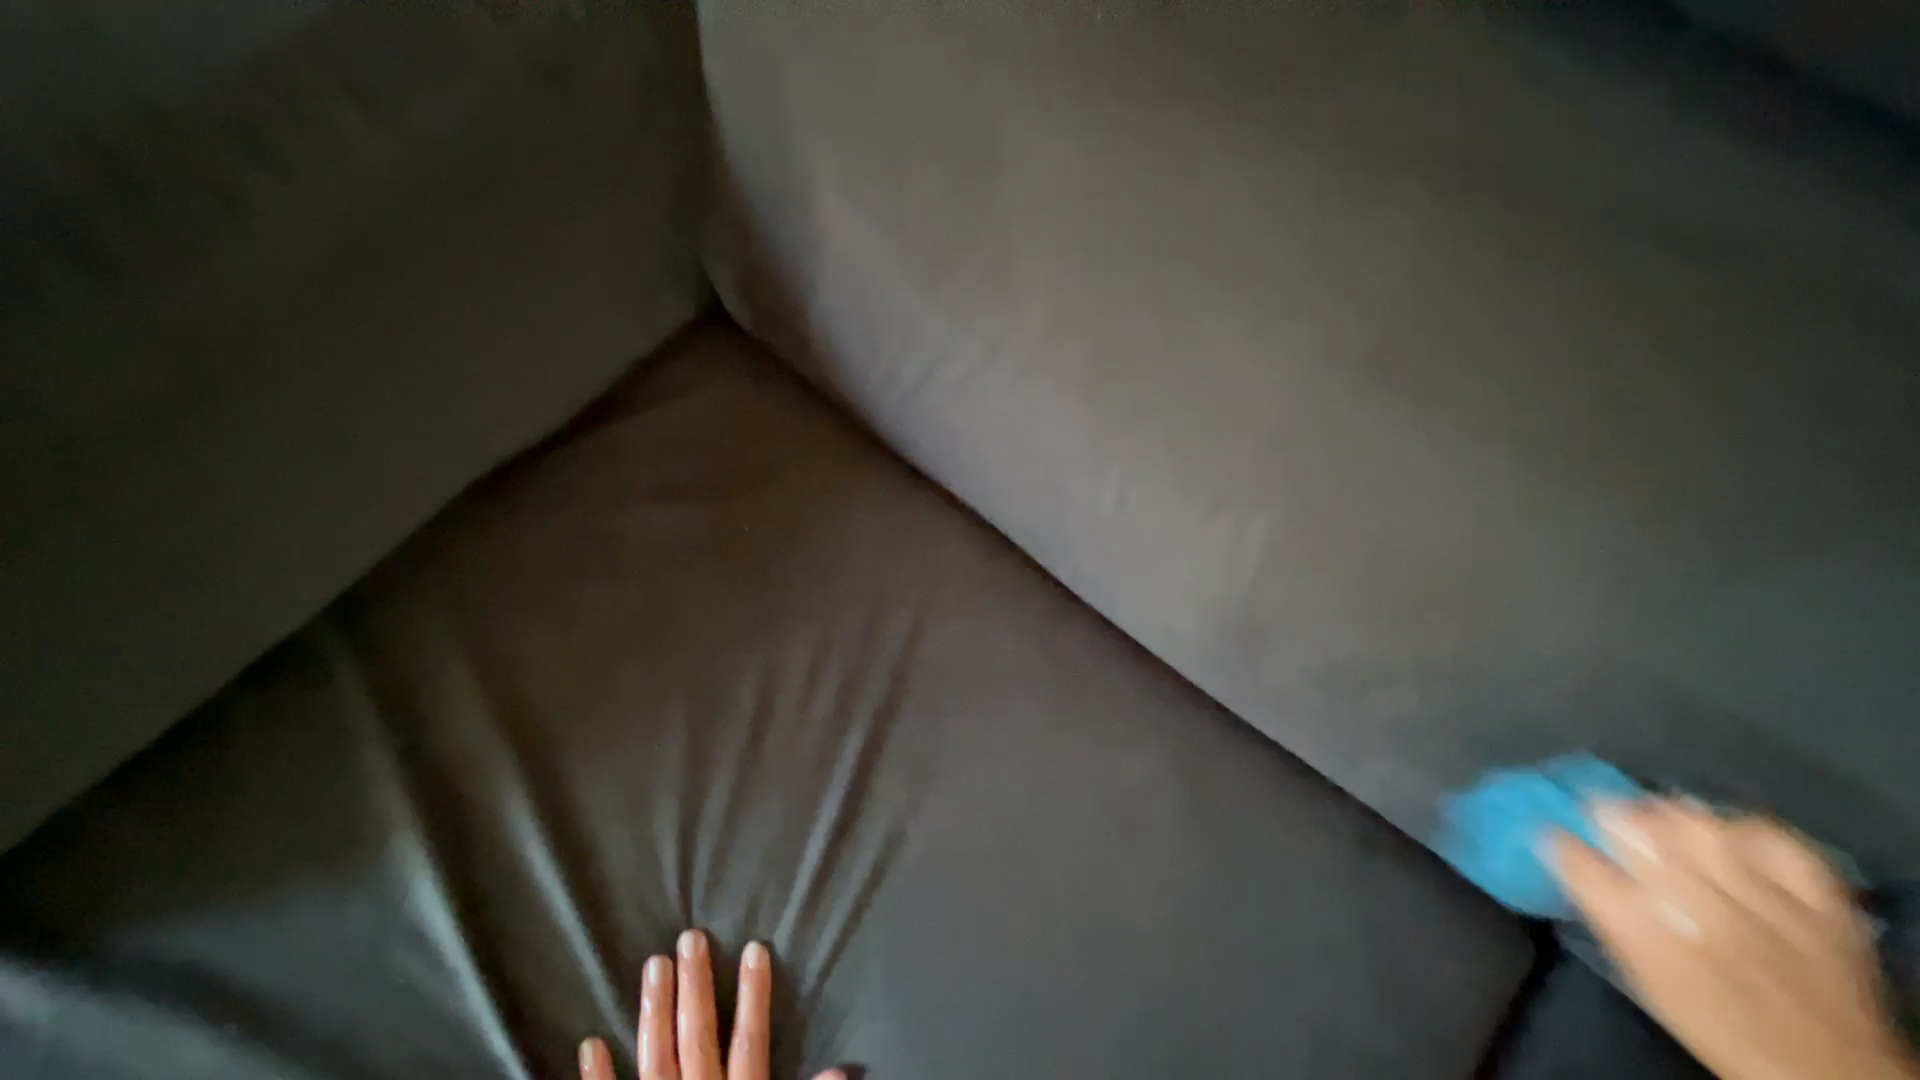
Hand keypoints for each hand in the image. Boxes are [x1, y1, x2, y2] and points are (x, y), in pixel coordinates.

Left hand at [578, 930, 844, 1079]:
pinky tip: (591, 1042)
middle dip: (696, 987)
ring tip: (652, 965)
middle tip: (690, 939)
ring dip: (653, 1011)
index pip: (751, 1040)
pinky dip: (598, 1076)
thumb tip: (842, 1069)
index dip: (754, 995)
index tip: (755, 949)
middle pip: (697, 1037)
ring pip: (655, 1058)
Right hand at [1550, 798, 1918, 1079]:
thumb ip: (1609, 916)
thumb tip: (1574, 862)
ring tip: (1666, 819)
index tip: (1557, 833)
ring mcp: (1759, 896)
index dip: (1559, 838)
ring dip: (1671, 814)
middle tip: (1609, 815)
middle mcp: (1693, 904)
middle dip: (1611, 812)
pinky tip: (1733, 835)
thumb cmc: (1713, 1022)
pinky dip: (1747, 829)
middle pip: (1635, 826)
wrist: (1822, 1068)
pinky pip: (1773, 839)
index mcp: (1640, 930)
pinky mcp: (1813, 897)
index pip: (1576, 858)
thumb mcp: (1643, 975)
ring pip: (1697, 822)